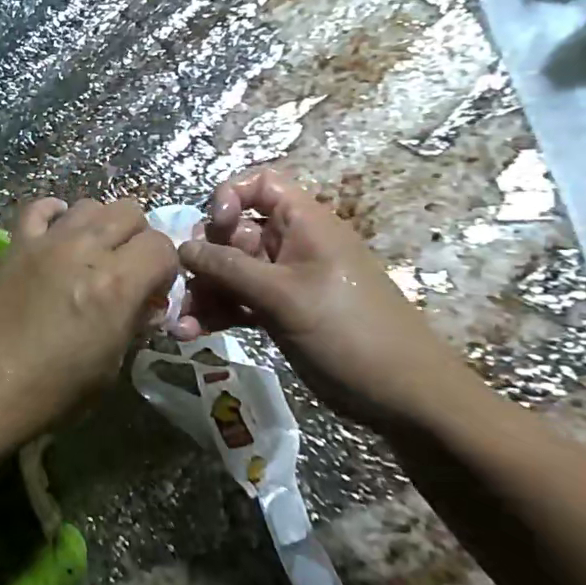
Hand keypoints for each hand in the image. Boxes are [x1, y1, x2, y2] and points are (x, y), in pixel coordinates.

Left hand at [0, 197, 178, 465]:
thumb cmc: (51, 392)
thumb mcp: (110, 367)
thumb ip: (132, 324)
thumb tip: (143, 304)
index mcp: (115, 283)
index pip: (162, 247)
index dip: (165, 269)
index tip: (154, 293)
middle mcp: (82, 250)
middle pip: (128, 213)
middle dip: (138, 240)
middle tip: (128, 272)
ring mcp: (44, 243)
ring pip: (89, 205)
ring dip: (101, 225)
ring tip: (94, 257)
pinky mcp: (13, 245)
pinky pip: (38, 208)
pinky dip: (54, 214)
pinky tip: (58, 234)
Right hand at [172, 167, 480, 430]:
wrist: (405, 401)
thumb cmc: (350, 333)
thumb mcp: (283, 295)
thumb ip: (227, 267)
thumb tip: (181, 248)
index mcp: (305, 225)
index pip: (261, 184)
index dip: (229, 196)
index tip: (215, 226)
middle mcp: (290, 246)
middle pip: (231, 231)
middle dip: (201, 257)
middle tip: (185, 282)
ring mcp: (282, 281)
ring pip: (226, 270)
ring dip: (200, 293)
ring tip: (180, 322)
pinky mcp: (276, 312)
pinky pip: (233, 300)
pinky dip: (212, 313)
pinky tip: (190, 332)